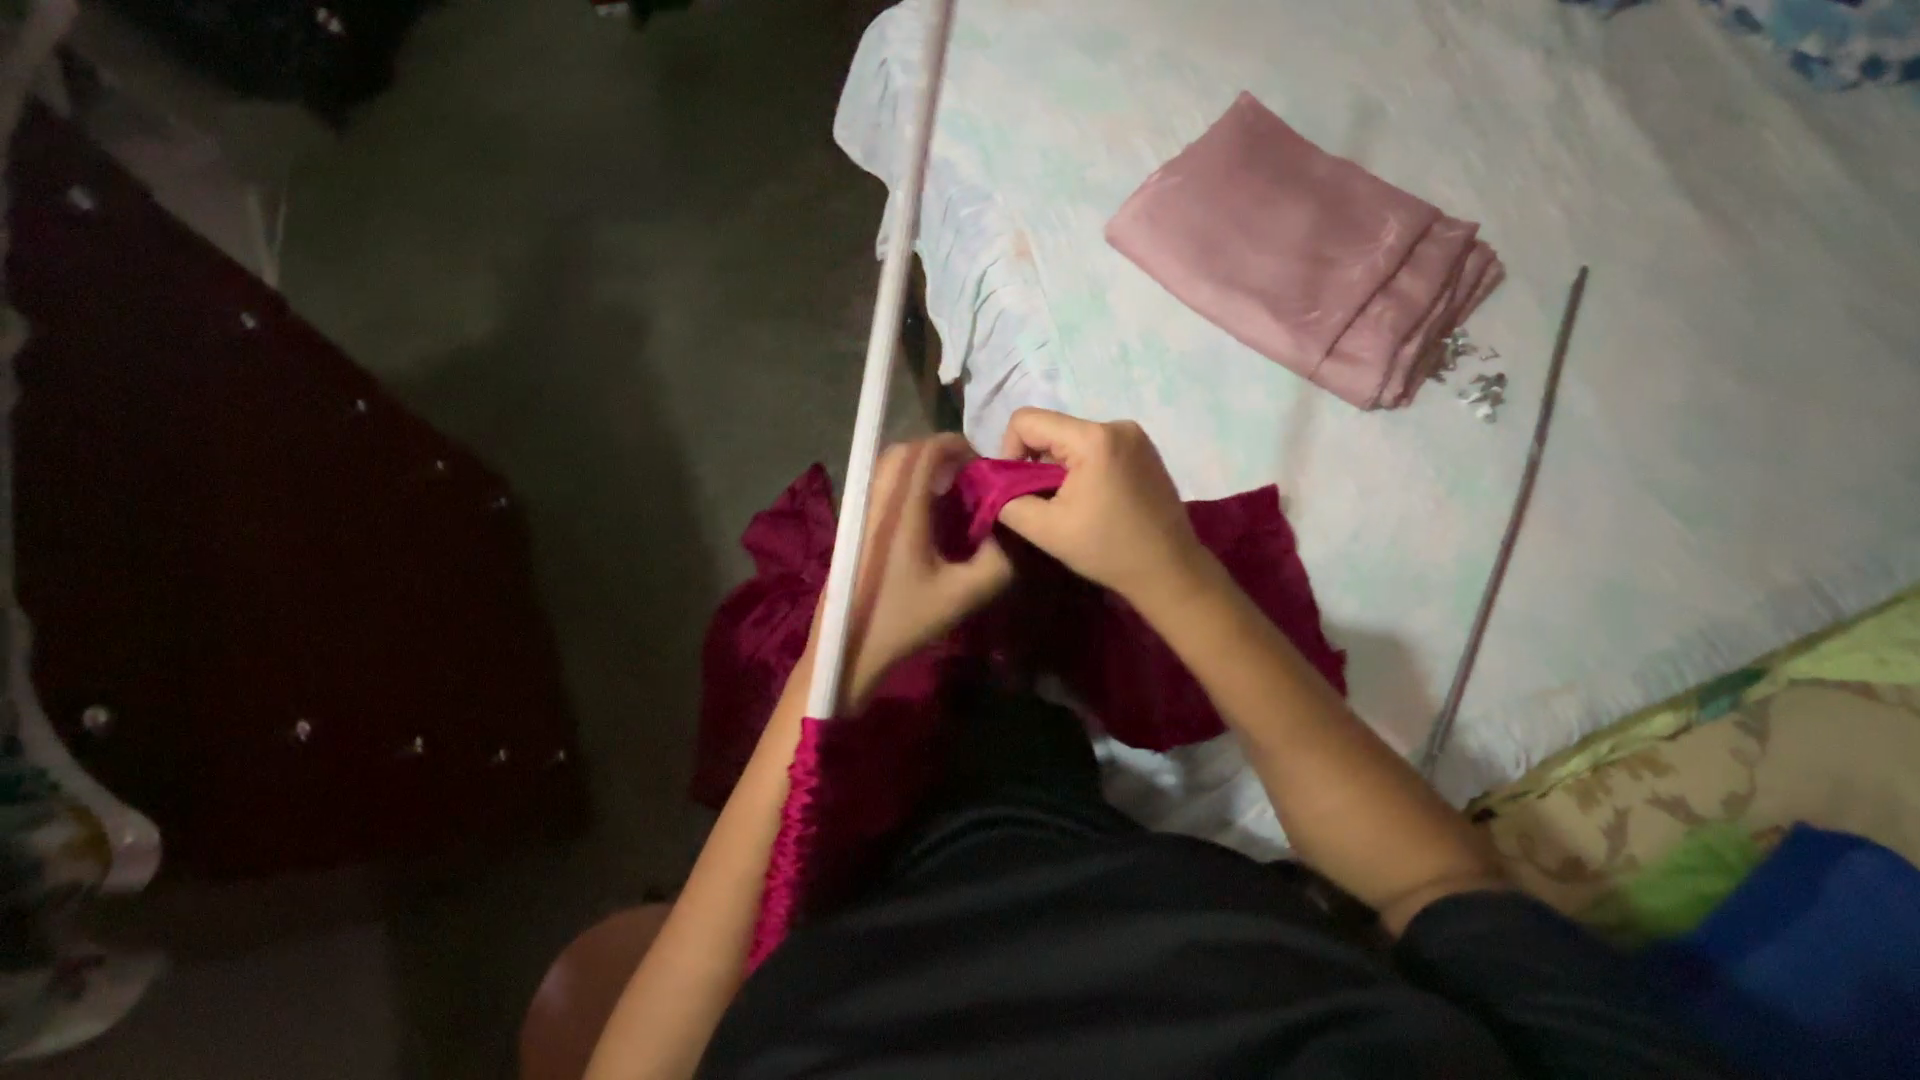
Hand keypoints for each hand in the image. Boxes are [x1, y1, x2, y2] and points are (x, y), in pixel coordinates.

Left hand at [826, 434, 1013, 711]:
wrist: (845, 653)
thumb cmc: (903, 621)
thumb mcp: (962, 596)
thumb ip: (997, 563)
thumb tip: (1009, 535)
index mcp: (900, 511)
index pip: (924, 452)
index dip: (955, 445)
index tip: (982, 460)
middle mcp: (875, 503)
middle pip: (902, 453)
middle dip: (938, 453)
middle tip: (968, 474)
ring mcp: (860, 515)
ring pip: (888, 471)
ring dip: (920, 471)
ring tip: (952, 494)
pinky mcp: (855, 531)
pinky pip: (881, 490)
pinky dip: (905, 488)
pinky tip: (928, 519)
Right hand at [996, 408, 1207, 606]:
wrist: (1169, 570)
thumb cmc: (1107, 550)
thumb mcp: (1045, 529)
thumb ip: (1006, 500)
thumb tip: (991, 484)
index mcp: (1093, 438)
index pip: (1026, 420)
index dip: (1009, 451)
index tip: (1017, 488)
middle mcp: (1116, 424)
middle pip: (1051, 429)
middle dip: (1037, 463)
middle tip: (1045, 503)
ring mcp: (1135, 435)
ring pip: (1072, 439)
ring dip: (1060, 467)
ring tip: (1071, 505)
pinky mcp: (1145, 449)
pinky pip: (1096, 446)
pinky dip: (1083, 468)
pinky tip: (1093, 501)